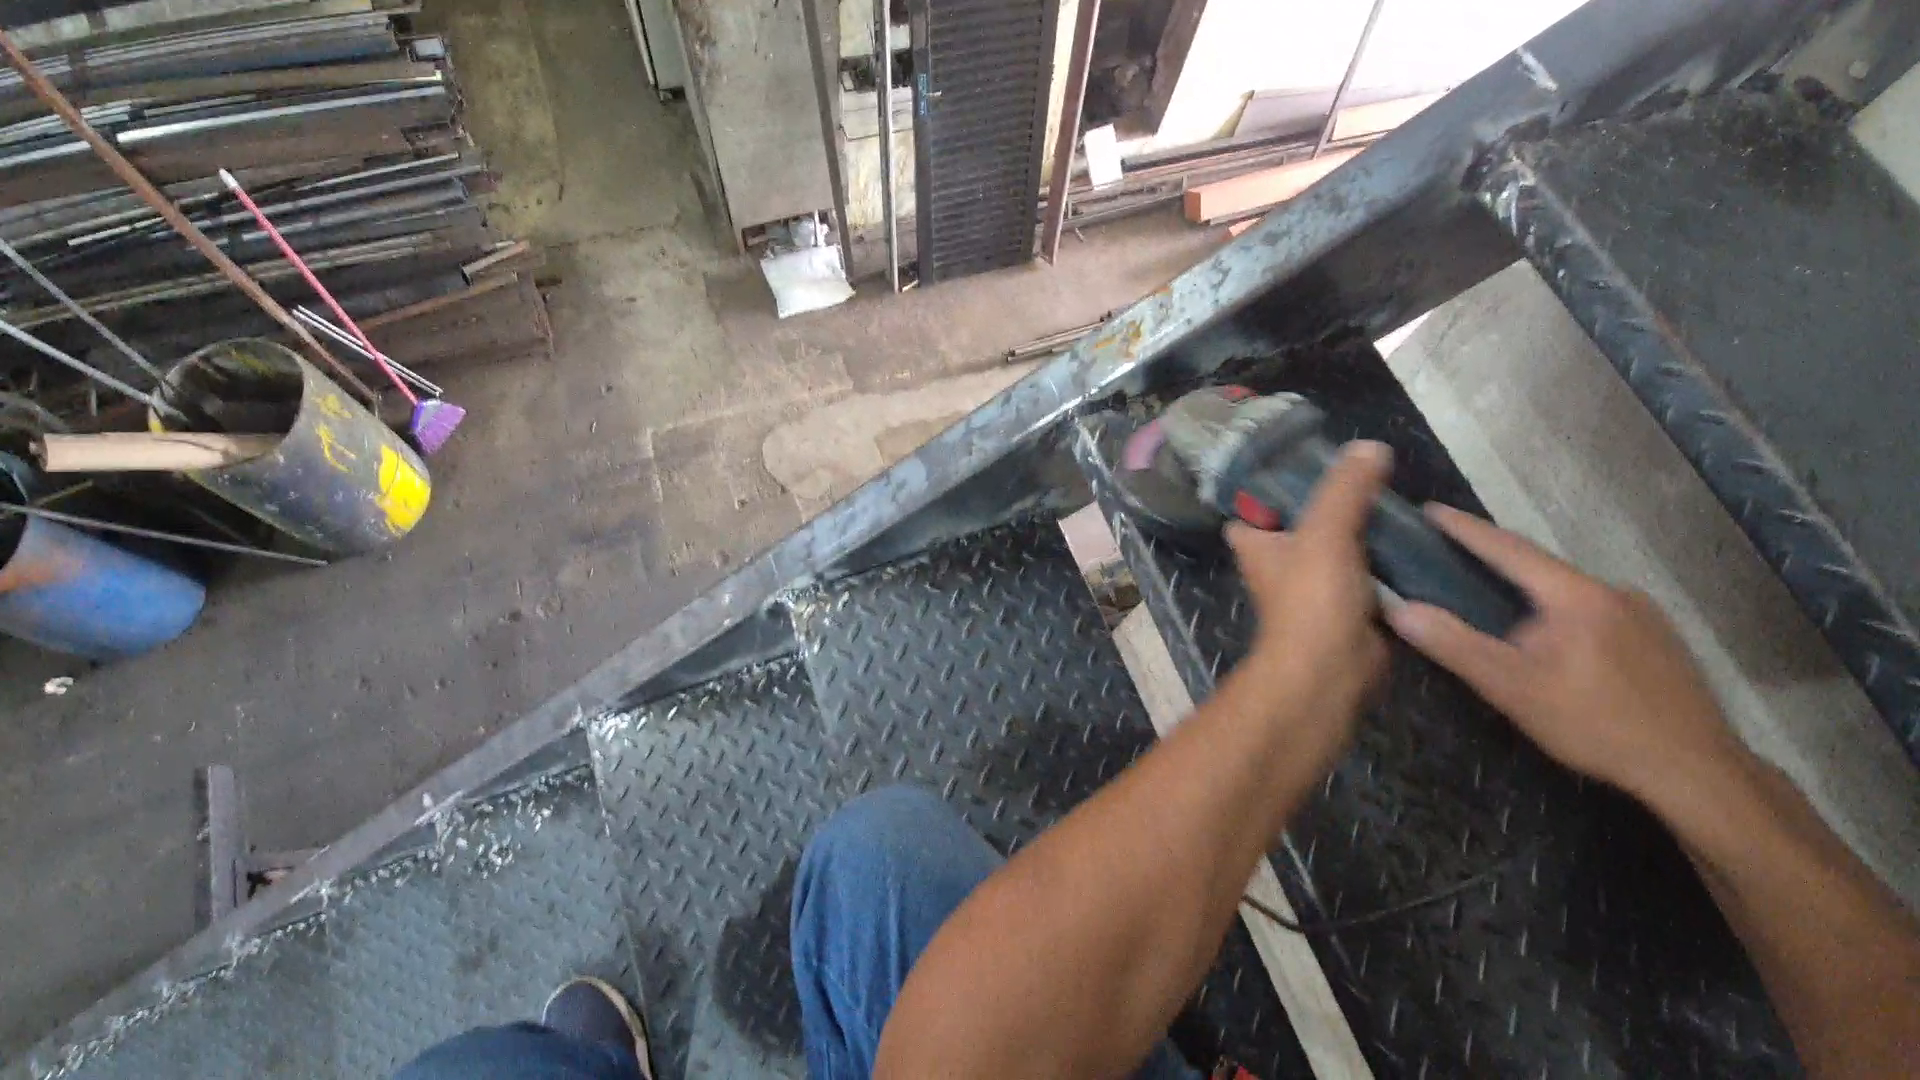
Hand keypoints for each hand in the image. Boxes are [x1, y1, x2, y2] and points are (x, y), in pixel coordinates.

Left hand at [1225, 441, 1390, 741]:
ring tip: (1397, 495)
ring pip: (1338, 544)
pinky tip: (1411, 535)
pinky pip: (1365, 571)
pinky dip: (1384, 557)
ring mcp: (1312, 584)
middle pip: (1303, 520)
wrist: (1332, 669)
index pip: (1251, 504)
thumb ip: (1345, 488)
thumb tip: (1370, 447)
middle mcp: (1277, 561)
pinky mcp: (1346, 604)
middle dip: (1331, 501)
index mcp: (1255, 543)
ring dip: (1362, 529)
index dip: (1270, 483)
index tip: (1307, 457)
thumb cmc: (1312, 597)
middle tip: (1370, 471)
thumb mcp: (1326, 530)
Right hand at [1386, 505, 1746, 801]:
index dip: (1466, 530)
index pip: (1509, 549)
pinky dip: (1566, 620)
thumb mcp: (1512, 688)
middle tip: (1459, 573)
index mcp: (1574, 596)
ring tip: (1506, 625)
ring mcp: (1645, 614)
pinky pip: (1598, 615)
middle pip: (1542, 571)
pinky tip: (1561, 652)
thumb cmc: (1594, 724)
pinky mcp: (1662, 639)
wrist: (1695, 770)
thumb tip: (1400, 610)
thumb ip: (1455, 646)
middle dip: (1499, 569)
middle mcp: (1613, 591)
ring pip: (1571, 596)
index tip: (1433, 511)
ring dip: (1535, 602)